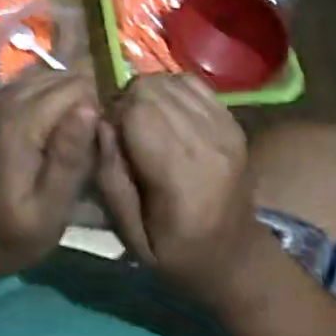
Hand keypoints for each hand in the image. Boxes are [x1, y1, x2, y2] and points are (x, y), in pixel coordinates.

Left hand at [0, 70, 98, 281]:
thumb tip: (90, 109)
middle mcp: (9, 97)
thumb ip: (69, 159)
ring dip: (76, 99)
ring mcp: (4, 94)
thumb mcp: (50, 210)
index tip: (104, 143)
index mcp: (20, 122)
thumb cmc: (15, 231)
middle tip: (95, 144)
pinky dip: (61, 97)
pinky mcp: (4, 97)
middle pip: (68, 77)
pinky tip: (64, 127)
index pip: (77, 89)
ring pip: (58, 75)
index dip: (99, 110)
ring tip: (82, 137)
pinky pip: (44, 81)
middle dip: (89, 102)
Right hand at [96, 75, 261, 303]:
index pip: (138, 112)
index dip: (114, 114)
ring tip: (145, 121)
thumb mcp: (131, 235)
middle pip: (152, 89)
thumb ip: (111, 179)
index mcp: (180, 178)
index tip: (109, 134)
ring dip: (149, 93)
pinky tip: (167, 113)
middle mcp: (206, 144)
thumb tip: (99, 124)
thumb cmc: (176, 253)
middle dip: (128, 100)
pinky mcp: (232, 120)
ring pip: (169, 80)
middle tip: (124, 128)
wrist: (236, 255)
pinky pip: (191, 82)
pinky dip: (171, 90)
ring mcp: (224, 128)